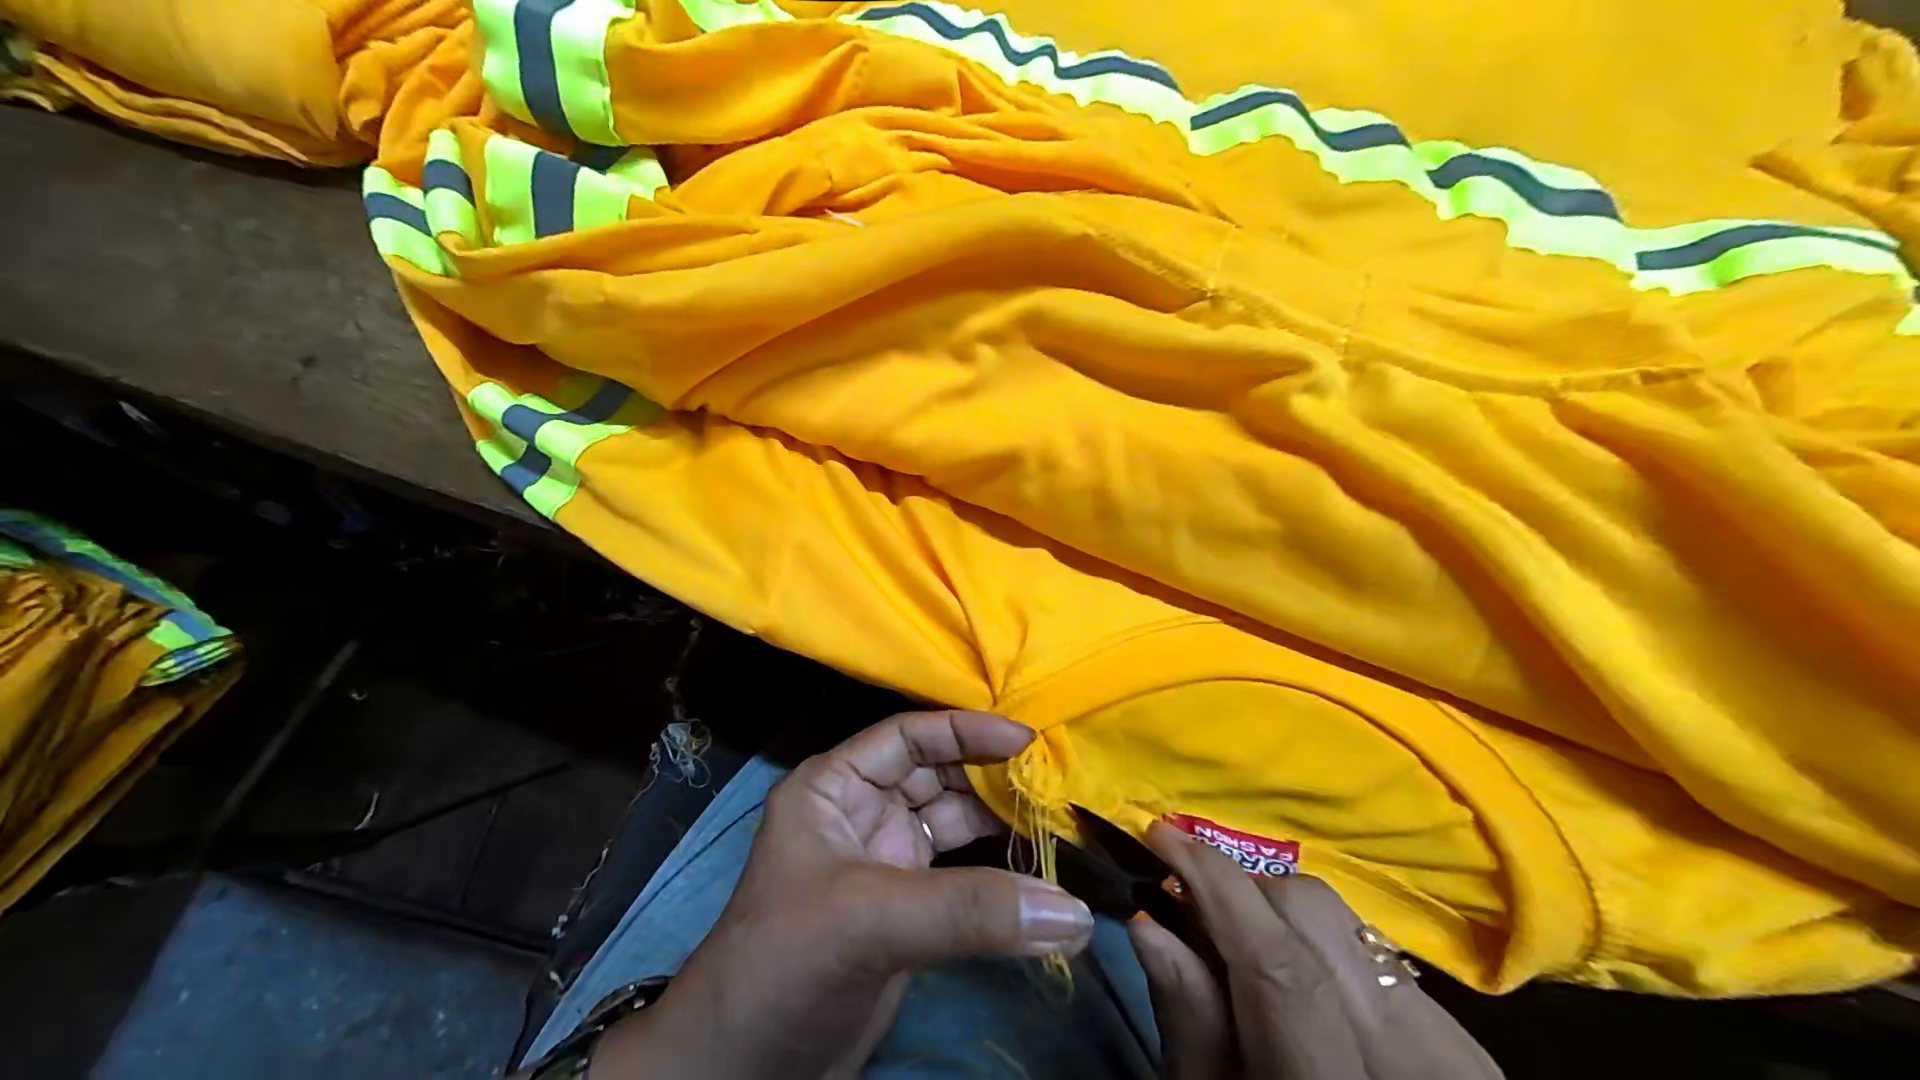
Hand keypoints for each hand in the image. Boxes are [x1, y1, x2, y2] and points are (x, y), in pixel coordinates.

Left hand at [589, 710, 1096, 1078]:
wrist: (742, 1070)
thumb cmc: (785, 963)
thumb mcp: (871, 919)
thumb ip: (968, 910)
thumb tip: (1073, 913)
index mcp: (834, 787)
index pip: (907, 736)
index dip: (965, 730)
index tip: (1027, 736)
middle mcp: (861, 812)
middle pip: (938, 775)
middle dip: (991, 775)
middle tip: (1055, 780)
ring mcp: (885, 862)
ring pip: (953, 824)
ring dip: (1001, 823)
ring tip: (1059, 821)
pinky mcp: (906, 911)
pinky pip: (962, 876)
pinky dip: (999, 876)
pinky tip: (1040, 876)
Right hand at [1128, 823, 1500, 1079]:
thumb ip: (1188, 1019)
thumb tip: (1149, 922)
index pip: (1277, 959)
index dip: (1214, 882)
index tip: (1160, 834)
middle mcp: (1413, 1060)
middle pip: (1309, 914)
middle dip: (1236, 892)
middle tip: (1189, 906)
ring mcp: (1448, 1046)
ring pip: (1339, 916)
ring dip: (1272, 909)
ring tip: (1237, 940)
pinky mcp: (1457, 1036)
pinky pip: (1368, 942)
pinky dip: (1314, 935)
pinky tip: (1291, 968)